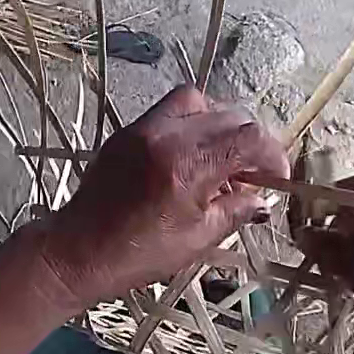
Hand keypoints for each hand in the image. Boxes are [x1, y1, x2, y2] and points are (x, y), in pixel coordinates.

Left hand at [34, 86, 287, 306]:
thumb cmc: (139, 254)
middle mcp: (167, 136)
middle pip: (229, 114)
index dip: (273, 154)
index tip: (276, 177)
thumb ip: (235, 210)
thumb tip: (261, 199)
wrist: (77, 250)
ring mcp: (144, 128)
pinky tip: (191, 155)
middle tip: (251, 171)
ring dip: (220, 122)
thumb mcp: (198, 239)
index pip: (249, 137)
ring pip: (198, 100)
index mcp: (188, 167)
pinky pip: (170, 110)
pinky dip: (192, 123)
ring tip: (221, 155)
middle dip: (250, 140)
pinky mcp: (128, 131)